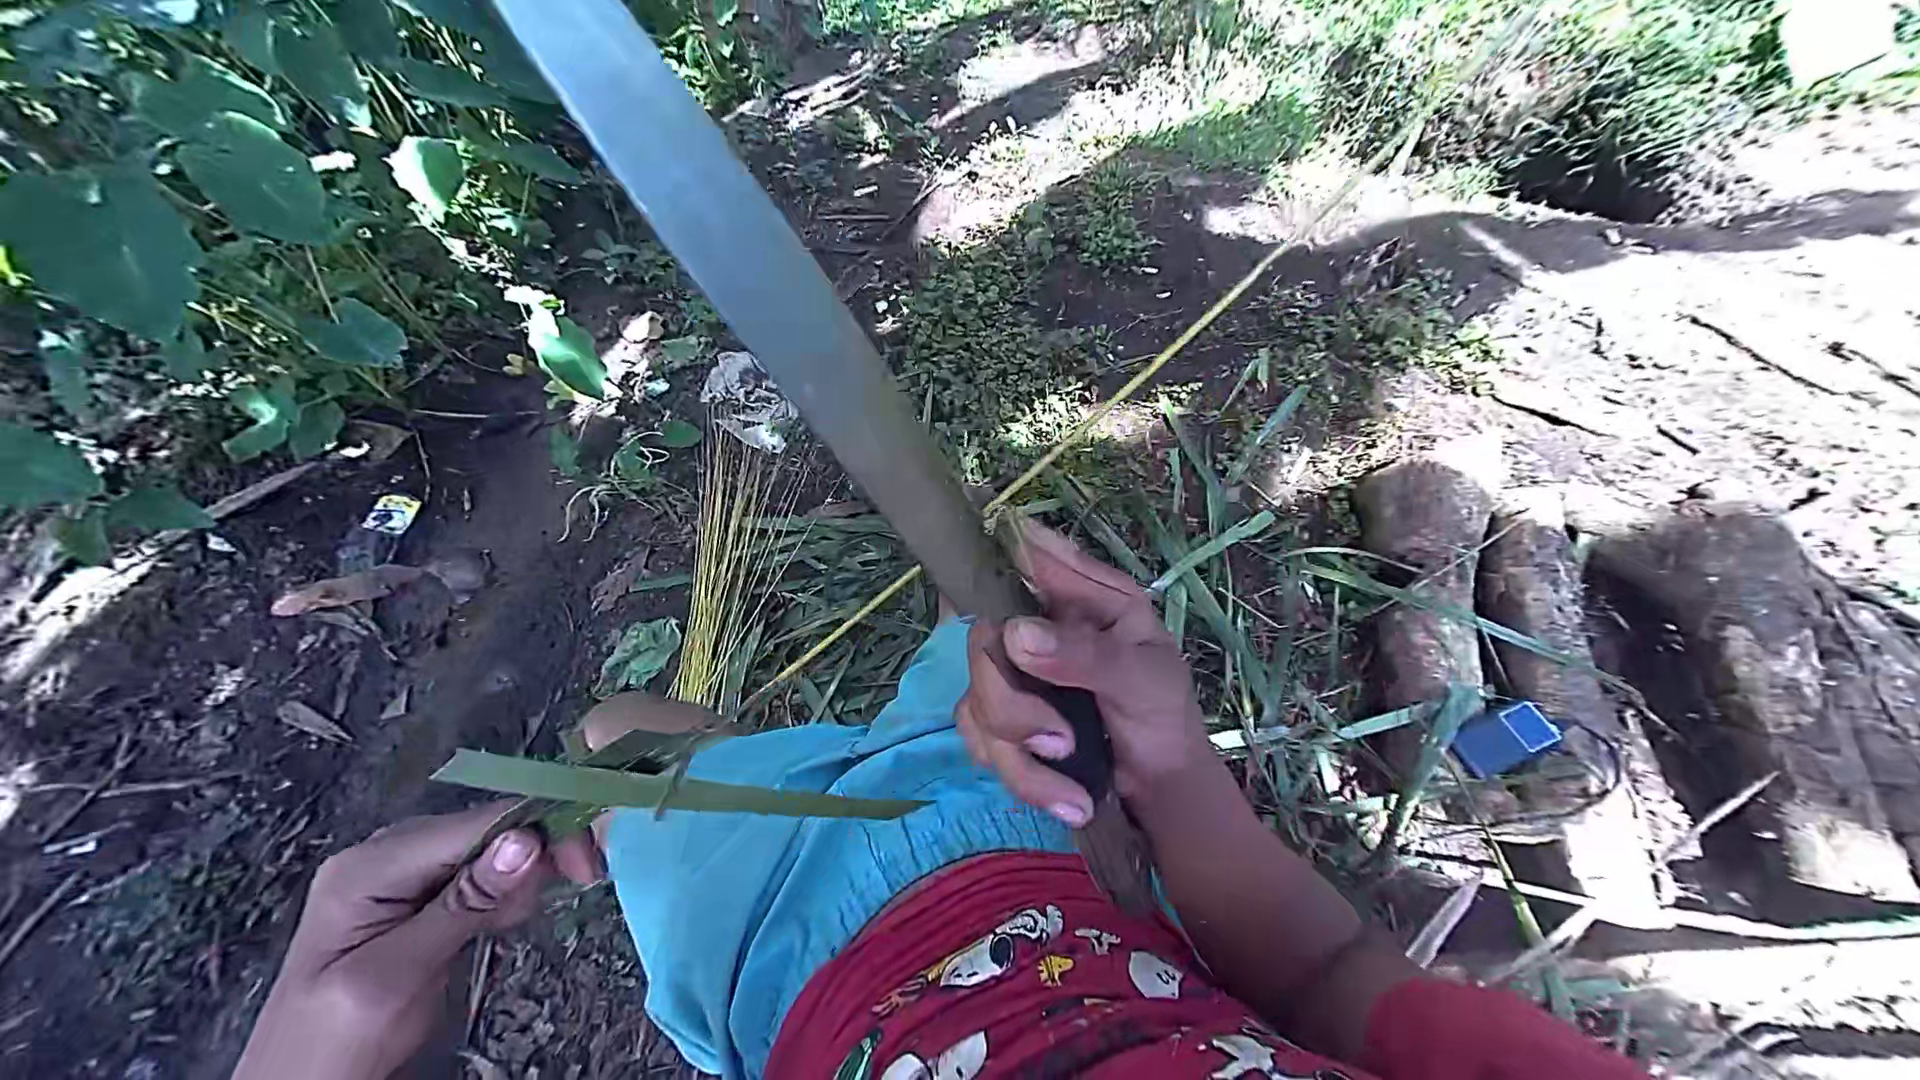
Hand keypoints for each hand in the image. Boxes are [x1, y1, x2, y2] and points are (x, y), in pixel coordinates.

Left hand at [233, 803, 599, 1079]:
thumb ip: (461, 906)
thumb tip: (527, 840)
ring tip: (509, 925)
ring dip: (523, 879)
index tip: (587, 866)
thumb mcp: (394, 980)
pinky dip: (509, 891)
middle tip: (571, 888)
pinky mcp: (426, 888)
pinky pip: (489, 868)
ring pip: (500, 844)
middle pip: (495, 826)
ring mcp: (408, 868)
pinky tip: (498, 922)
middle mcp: (392, 850)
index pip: (481, 822)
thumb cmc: (330, 1046)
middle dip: (537, 855)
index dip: (543, 830)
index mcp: (372, 864)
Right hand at [957, 523, 1215, 826]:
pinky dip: (1017, 774)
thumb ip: (1083, 654)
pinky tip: (1062, 797)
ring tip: (1071, 789)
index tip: (997, 612)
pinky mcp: (1003, 715)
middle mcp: (1037, 624)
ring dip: (1018, 753)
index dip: (993, 565)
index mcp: (1078, 595)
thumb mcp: (1141, 676)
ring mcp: (1016, 670)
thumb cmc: (1162, 712)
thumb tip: (1014, 634)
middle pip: (982, 642)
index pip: (1024, 556)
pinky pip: (977, 736)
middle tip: (1058, 741)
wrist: (1160, 783)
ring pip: (975, 698)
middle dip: (1012, 706)